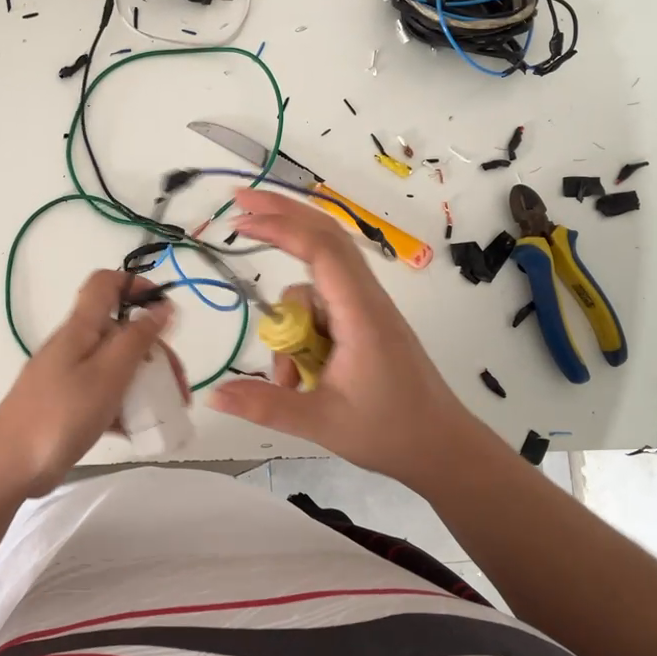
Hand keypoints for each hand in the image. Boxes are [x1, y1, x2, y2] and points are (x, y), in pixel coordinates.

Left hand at [0, 270, 176, 496]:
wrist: (8, 465)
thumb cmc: (61, 414)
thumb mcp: (107, 374)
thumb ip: (136, 338)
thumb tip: (161, 307)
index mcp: (80, 328)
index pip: (106, 284)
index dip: (138, 287)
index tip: (167, 313)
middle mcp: (74, 346)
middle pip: (121, 332)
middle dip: (155, 352)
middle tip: (179, 385)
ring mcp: (69, 378)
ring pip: (116, 367)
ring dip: (146, 382)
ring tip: (170, 411)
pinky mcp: (68, 407)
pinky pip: (104, 397)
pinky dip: (125, 407)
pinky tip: (143, 431)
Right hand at [208, 189, 474, 478]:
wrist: (442, 449)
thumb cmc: (390, 432)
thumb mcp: (321, 423)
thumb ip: (266, 405)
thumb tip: (214, 394)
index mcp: (360, 314)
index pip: (320, 250)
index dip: (280, 226)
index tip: (240, 218)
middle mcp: (366, 301)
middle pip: (324, 240)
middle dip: (282, 218)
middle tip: (238, 207)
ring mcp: (367, 311)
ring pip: (315, 288)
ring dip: (289, 321)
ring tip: (290, 380)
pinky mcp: (365, 325)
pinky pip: (323, 311)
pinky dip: (302, 333)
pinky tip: (301, 379)